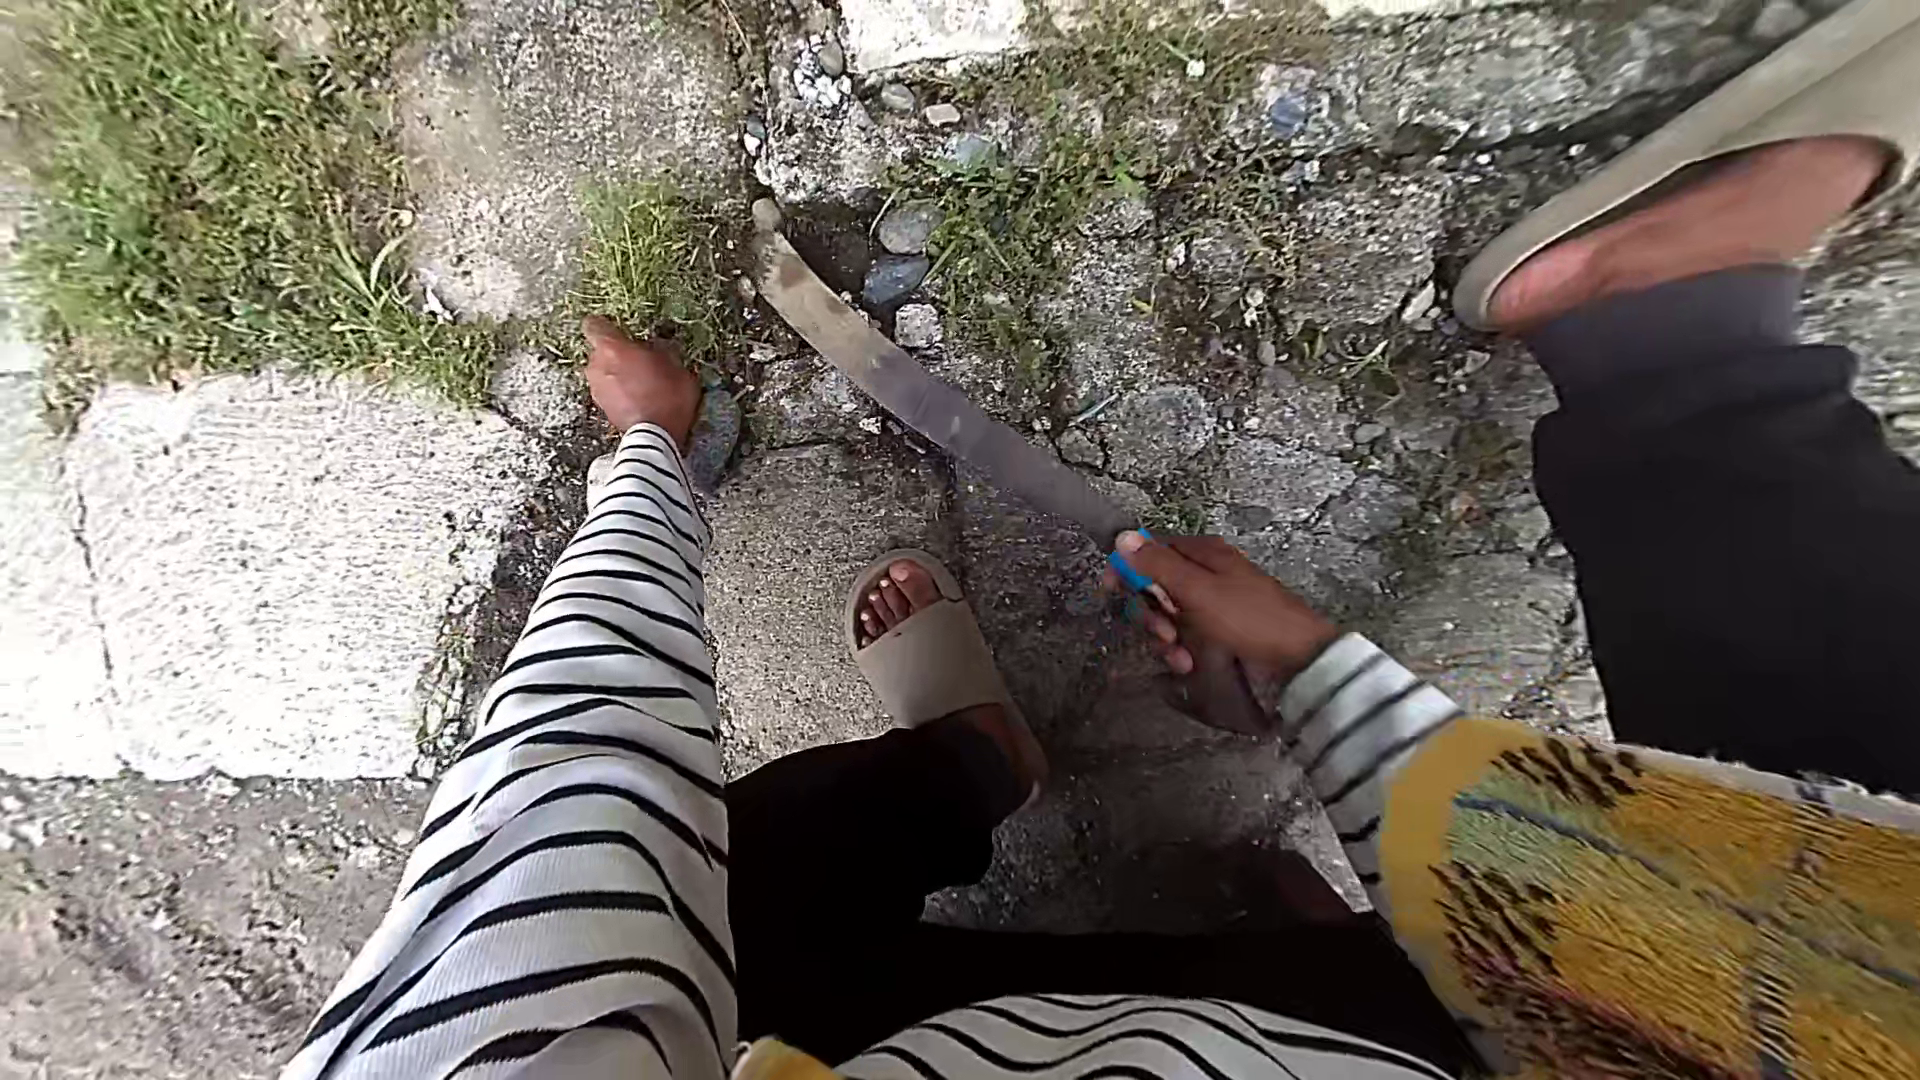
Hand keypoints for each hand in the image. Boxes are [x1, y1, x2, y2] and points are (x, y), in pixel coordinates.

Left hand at [582, 316, 701, 446]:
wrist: (656, 436)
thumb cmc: (668, 398)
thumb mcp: (678, 369)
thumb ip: (662, 353)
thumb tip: (657, 349)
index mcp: (613, 348)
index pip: (595, 324)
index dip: (607, 327)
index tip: (621, 333)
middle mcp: (597, 365)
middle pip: (601, 352)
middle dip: (618, 356)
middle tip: (641, 364)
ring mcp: (596, 388)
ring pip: (604, 373)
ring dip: (618, 376)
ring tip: (642, 387)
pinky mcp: (601, 408)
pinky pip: (609, 393)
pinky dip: (620, 395)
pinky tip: (639, 402)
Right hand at [1110, 531, 1340, 681]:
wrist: (1298, 660)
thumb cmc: (1248, 619)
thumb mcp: (1197, 589)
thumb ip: (1156, 563)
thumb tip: (1122, 536)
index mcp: (1200, 553)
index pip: (1149, 550)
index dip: (1127, 568)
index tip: (1111, 588)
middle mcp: (1203, 572)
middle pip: (1152, 584)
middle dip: (1148, 612)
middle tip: (1161, 631)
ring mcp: (1209, 600)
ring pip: (1164, 612)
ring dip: (1163, 635)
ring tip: (1178, 653)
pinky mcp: (1215, 626)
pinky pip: (1182, 632)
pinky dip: (1179, 647)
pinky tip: (1188, 662)